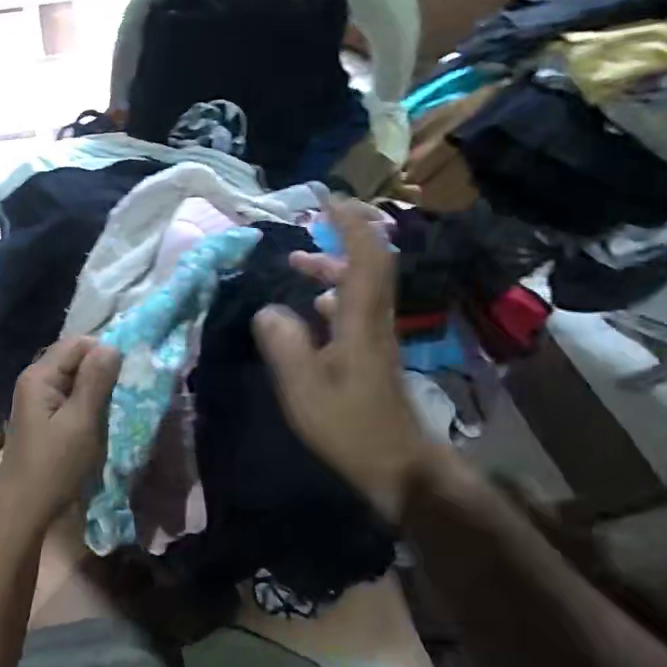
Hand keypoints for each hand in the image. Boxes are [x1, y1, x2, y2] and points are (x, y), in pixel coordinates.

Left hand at [0, 337, 122, 523]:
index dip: (104, 351)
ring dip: (98, 388)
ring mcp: (40, 400)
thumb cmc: (53, 466)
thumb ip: (95, 381)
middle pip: (76, 358)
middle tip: (127, 391)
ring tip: (119, 405)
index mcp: (39, 376)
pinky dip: (90, 403)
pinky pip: (72, 397)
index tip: (128, 374)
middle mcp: (36, 381)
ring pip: (76, 379)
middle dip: (103, 370)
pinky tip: (102, 418)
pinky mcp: (46, 418)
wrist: (24, 511)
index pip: (78, 343)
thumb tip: (112, 345)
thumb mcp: (80, 422)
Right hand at [252, 199, 449, 521]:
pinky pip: (355, 307)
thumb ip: (283, 343)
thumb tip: (267, 309)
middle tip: (313, 221)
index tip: (328, 200)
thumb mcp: (304, 388)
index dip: (350, 223)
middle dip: (343, 236)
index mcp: (361, 319)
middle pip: (369, 263)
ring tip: (297, 263)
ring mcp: (376, 336)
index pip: (366, 255)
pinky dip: (333, 294)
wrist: (399, 466)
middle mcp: (375, 319)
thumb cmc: (350, 426)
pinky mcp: (373, 353)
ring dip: (333, 266)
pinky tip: (311, 307)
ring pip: (360, 285)